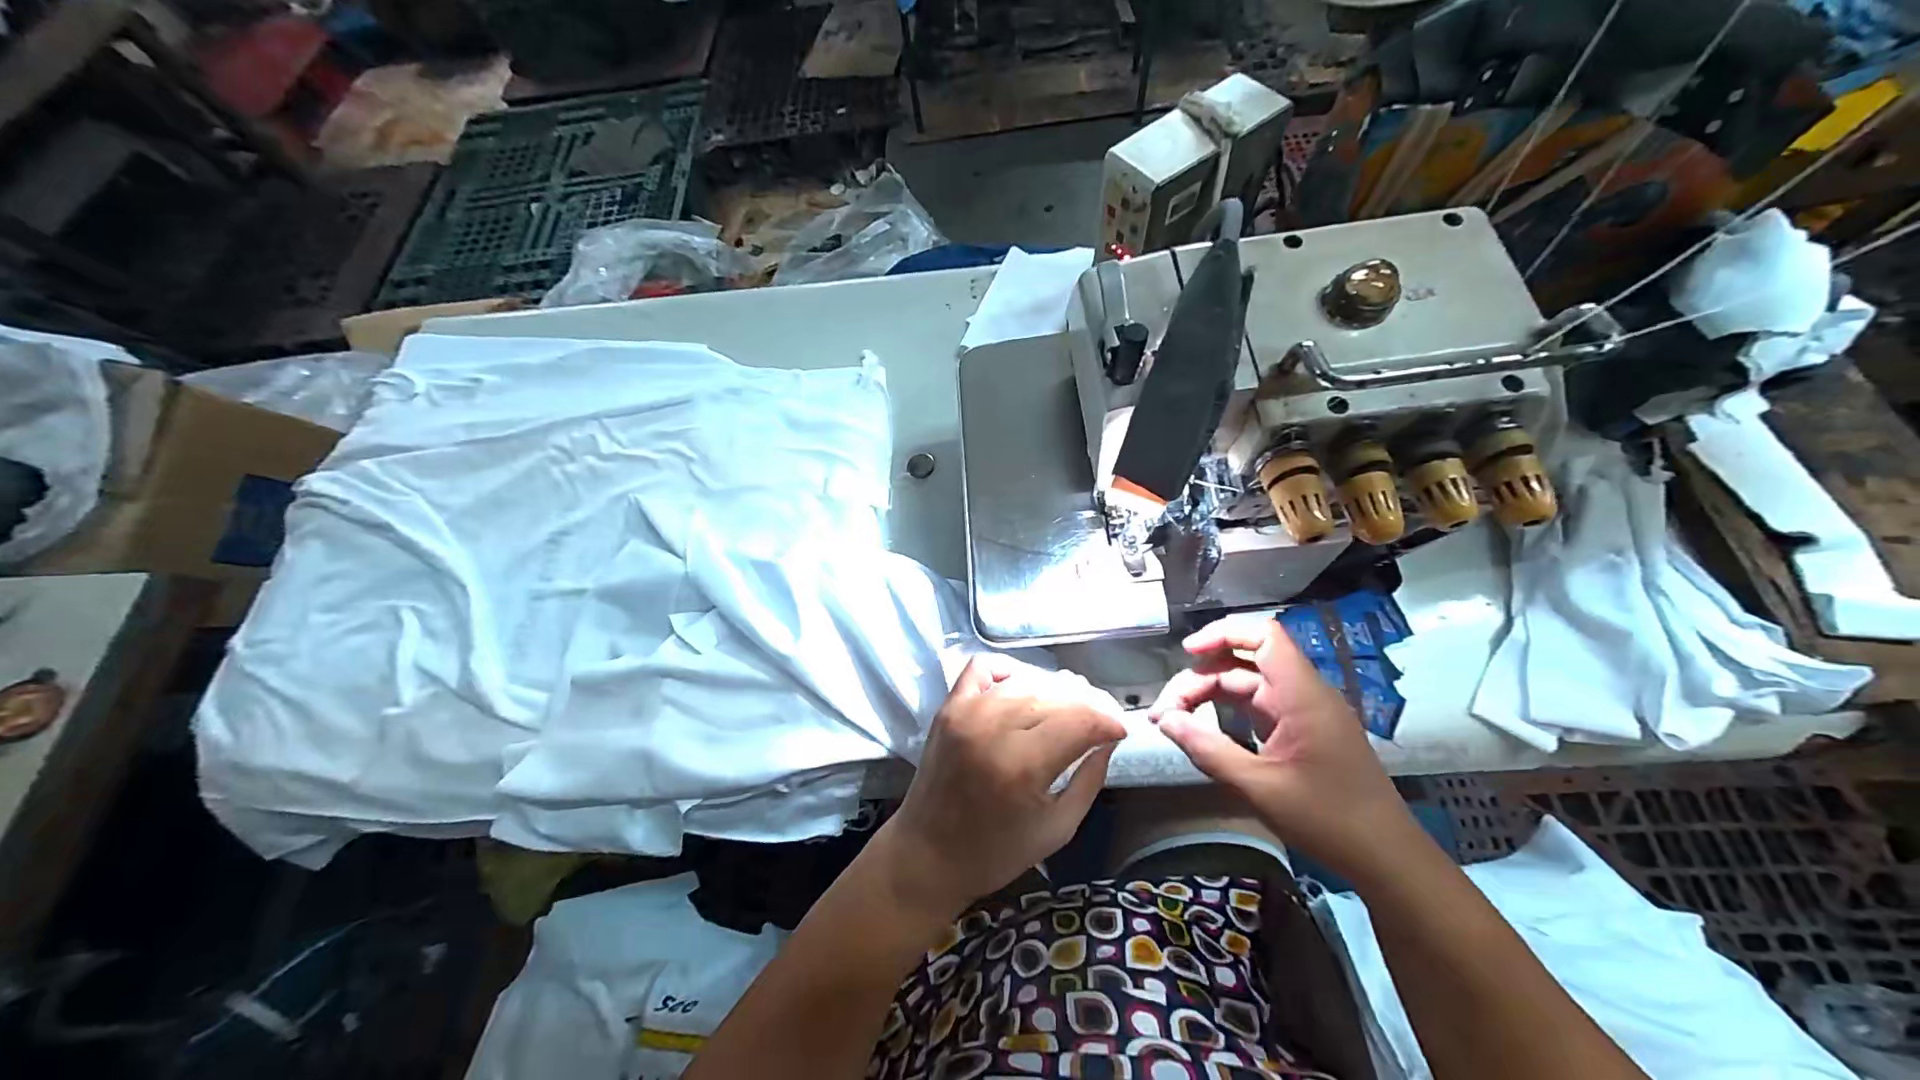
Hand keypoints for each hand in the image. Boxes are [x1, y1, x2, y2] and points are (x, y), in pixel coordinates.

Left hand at [875, 655, 1127, 919]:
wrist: (927, 854)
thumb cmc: (995, 853)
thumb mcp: (1058, 828)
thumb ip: (1090, 779)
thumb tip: (1109, 741)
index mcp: (1023, 765)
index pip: (1080, 720)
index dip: (1108, 722)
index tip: (1120, 732)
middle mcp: (993, 728)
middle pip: (1057, 696)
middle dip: (1088, 704)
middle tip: (1100, 719)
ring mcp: (967, 712)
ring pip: (1026, 680)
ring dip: (1055, 689)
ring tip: (1069, 706)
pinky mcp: (949, 707)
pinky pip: (984, 668)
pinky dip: (1009, 671)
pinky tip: (1024, 689)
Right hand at [1148, 615, 1419, 883]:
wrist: (1386, 858)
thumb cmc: (1327, 819)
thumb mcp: (1259, 787)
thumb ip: (1208, 749)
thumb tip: (1164, 721)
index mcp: (1302, 696)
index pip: (1264, 637)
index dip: (1223, 635)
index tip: (1187, 654)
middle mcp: (1304, 695)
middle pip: (1245, 663)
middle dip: (1201, 678)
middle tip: (1165, 711)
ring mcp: (1305, 714)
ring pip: (1248, 686)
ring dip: (1210, 695)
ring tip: (1174, 720)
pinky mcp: (1303, 733)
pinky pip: (1259, 708)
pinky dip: (1228, 712)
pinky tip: (1203, 730)